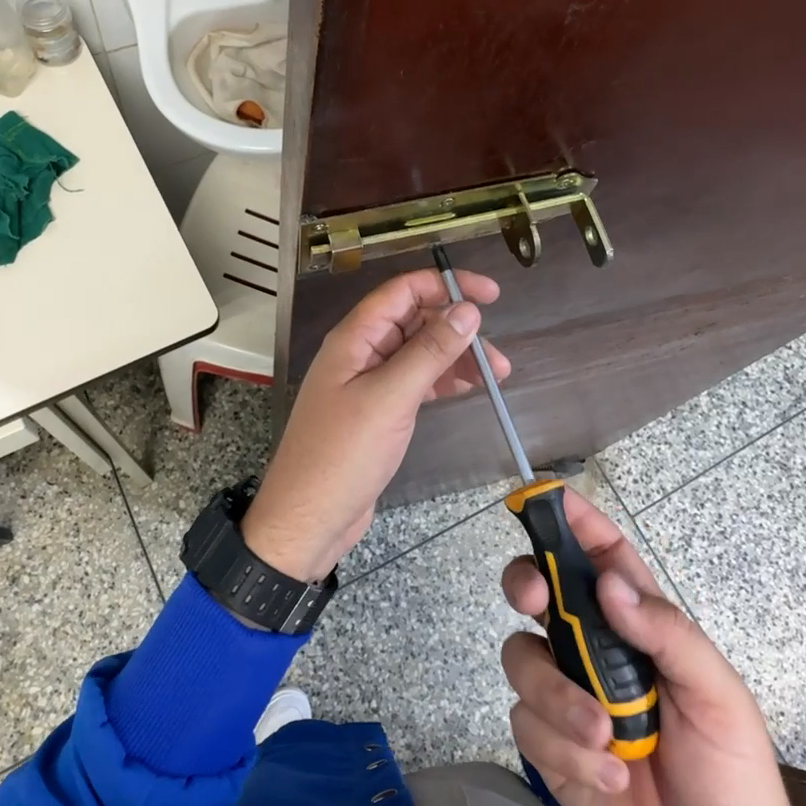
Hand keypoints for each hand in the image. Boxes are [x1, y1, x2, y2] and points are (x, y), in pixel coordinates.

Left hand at [241, 268, 509, 581]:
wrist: (308, 521)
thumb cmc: (341, 456)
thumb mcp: (389, 399)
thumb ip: (429, 352)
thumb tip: (467, 310)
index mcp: (354, 339)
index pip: (403, 292)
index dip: (446, 285)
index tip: (490, 295)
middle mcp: (360, 354)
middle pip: (414, 321)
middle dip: (457, 328)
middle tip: (497, 355)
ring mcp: (367, 383)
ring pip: (419, 353)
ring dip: (456, 357)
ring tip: (496, 375)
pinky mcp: (376, 412)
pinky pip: (414, 382)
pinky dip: (442, 381)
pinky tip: (468, 388)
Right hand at [500, 490, 786, 805]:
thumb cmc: (731, 772)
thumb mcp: (718, 695)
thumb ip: (669, 633)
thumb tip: (609, 583)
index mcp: (638, 623)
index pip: (601, 555)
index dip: (572, 520)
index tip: (544, 496)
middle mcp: (592, 648)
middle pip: (537, 592)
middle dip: (526, 584)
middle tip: (534, 599)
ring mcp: (566, 694)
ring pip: (522, 663)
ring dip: (560, 702)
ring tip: (607, 741)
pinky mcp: (549, 744)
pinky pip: (527, 727)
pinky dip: (565, 753)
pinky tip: (609, 779)